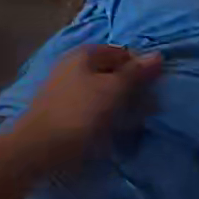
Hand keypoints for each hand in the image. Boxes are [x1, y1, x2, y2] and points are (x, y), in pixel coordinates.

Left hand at [6, 45, 162, 169]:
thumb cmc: (80, 113)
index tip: (152, 89)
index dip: (139, 68)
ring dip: (120, 104)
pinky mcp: (64, 108)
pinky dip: (105, 114)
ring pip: (103, 90)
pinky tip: (112, 129)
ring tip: (130, 121)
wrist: (40, 145)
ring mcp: (66, 87)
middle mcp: (72, 65)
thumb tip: (157, 54)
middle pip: (112, 71)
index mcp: (83, 54)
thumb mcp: (113, 90)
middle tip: (144, 108)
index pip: (122, 53)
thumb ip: (135, 73)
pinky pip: (92, 106)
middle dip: (131, 88)